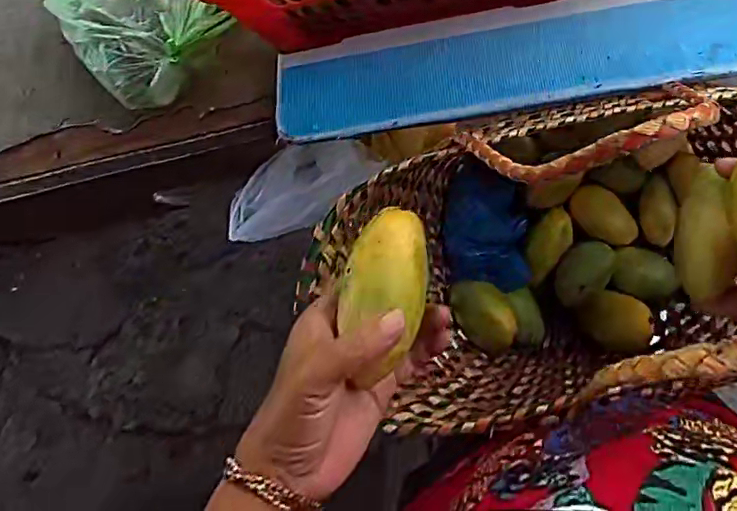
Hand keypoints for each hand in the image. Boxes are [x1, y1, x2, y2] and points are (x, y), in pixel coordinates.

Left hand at [232, 291, 450, 502]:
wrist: (290, 476)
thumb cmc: (292, 411)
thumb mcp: (318, 372)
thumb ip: (359, 345)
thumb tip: (401, 318)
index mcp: (325, 320)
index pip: (355, 285)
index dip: (380, 271)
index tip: (411, 260)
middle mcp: (349, 334)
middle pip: (385, 306)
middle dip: (412, 299)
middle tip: (438, 295)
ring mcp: (367, 360)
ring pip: (402, 332)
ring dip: (424, 324)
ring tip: (446, 320)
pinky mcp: (382, 387)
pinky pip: (409, 361)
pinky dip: (427, 351)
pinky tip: (443, 343)